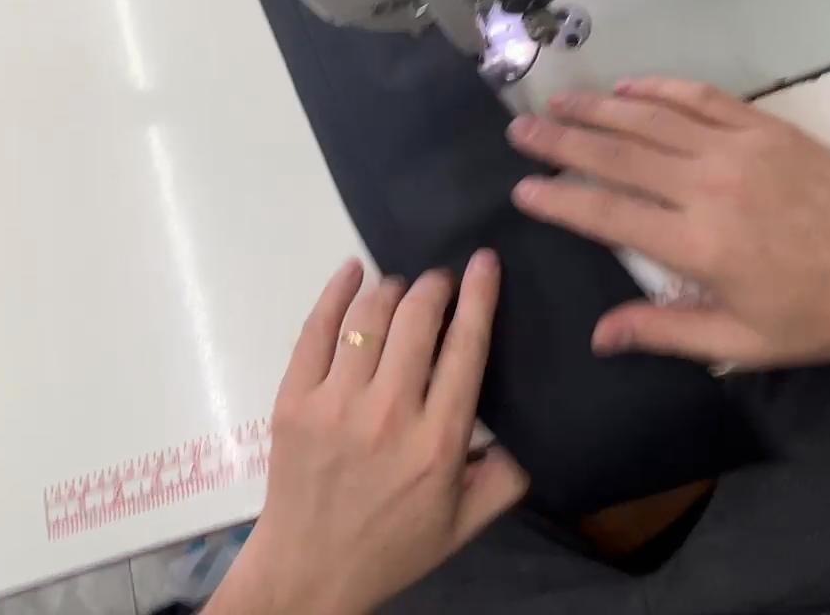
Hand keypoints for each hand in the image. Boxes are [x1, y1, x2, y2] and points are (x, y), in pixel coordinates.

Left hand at [210, 252, 528, 614]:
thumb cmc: (393, 543)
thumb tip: (535, 426)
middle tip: (441, 281)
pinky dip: (337, 290)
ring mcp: (335, 403)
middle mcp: (388, 414)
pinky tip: (353, 270)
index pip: (466, 347)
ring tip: (402, 287)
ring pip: (369, 316)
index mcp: (437, 442)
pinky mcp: (294, 397)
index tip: (485, 261)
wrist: (308, 569)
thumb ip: (508, 476)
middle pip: (417, 318)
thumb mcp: (464, 523)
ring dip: (392, 287)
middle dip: (435, 284)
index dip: (479, 295)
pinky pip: (316, 327)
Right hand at [508, 78, 829, 368]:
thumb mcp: (743, 342)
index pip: (608, 213)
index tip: (521, 189)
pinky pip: (698, 98)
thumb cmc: (822, 314)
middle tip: (518, 128)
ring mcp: (736, 148)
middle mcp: (708, 186)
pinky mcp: (764, 126)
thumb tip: (598, 335)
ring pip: (649, 118)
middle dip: (560, 141)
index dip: (558, 200)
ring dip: (596, 108)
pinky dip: (656, 89)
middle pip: (616, 155)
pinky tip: (626, 86)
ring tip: (556, 102)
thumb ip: (665, 332)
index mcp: (700, 244)